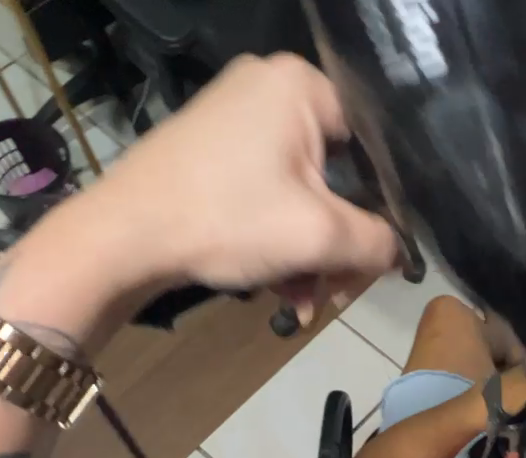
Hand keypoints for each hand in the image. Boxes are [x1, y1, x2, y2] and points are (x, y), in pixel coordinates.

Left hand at [89, 53, 400, 288]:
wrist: (123, 238)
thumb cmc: (227, 221)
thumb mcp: (319, 238)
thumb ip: (377, 244)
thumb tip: (402, 254)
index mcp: (301, 86)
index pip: (372, 145)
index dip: (383, 206)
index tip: (378, 253)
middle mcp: (270, 89)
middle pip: (337, 178)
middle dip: (338, 245)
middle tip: (337, 292)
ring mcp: (238, 118)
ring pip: (302, 195)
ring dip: (309, 256)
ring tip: (303, 303)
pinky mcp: (214, 150)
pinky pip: (269, 196)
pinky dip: (279, 243)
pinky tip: (280, 289)